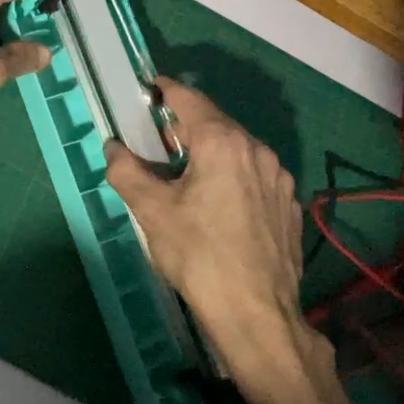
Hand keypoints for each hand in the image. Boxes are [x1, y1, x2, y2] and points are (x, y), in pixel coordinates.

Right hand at [106, 79, 313, 376]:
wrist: (256, 313)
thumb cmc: (198, 254)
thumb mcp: (150, 211)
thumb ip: (127, 171)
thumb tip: (113, 148)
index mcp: (223, 143)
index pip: (190, 100)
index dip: (165, 91)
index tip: (148, 90)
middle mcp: (257, 151)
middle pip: (216, 124)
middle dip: (185, 127)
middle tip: (156, 142)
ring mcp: (279, 180)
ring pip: (237, 151)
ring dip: (209, 153)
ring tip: (185, 177)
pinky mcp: (289, 207)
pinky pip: (254, 177)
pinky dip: (231, 177)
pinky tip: (217, 207)